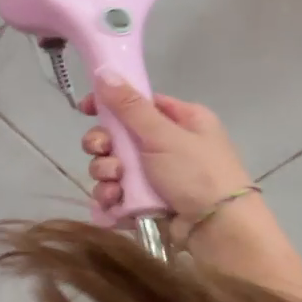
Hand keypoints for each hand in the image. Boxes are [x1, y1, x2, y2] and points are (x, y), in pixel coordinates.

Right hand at [78, 73, 253, 236]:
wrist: (216, 230)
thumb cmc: (198, 174)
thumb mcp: (163, 135)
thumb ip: (130, 107)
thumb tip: (104, 72)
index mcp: (180, 121)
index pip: (136, 103)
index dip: (109, 105)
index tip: (85, 109)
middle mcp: (166, 144)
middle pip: (116, 135)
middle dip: (103, 147)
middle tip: (104, 153)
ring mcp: (154, 174)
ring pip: (110, 165)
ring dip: (105, 174)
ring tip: (117, 186)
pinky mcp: (143, 199)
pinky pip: (113, 190)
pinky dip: (110, 196)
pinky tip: (116, 202)